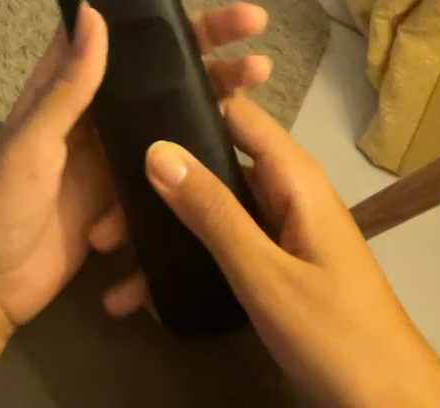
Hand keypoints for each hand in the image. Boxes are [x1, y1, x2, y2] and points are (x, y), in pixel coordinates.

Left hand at [0, 0, 274, 330]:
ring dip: (216, 83)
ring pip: (176, 98)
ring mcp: (119, 143)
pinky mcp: (133, 184)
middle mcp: (97, 101)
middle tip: (250, 19)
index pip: (104, 12)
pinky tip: (240, 134)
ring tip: (259, 72)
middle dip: (203, 31)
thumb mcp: (30, 141)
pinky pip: (176, 151)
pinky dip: (205, 139)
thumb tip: (97, 11)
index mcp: (64, 79)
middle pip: (157, 54)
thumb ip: (67, 84)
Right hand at [136, 95, 439, 407]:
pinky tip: (143, 296)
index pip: (235, 113)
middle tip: (103, 219)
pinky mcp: (276, 263)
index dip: (187, 105)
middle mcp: (285, 191)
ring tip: (107, 257)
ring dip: (163, 233)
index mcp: (292, 175)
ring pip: (211, 211)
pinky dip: (186, 263)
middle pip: (213, 165)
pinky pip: (223, 247)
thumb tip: (157, 149)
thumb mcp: (265, 274)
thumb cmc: (335, 334)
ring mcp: (280, 229)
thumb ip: (212, 212)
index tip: (129, 116)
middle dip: (157, 186)